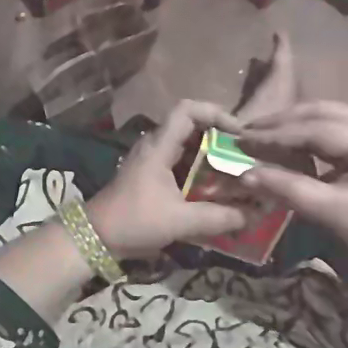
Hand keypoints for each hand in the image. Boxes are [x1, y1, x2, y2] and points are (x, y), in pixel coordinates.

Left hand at [86, 101, 247, 259]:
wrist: (96, 237)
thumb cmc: (134, 221)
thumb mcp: (179, 221)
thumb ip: (217, 217)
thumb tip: (251, 216)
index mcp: (159, 146)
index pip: (187, 109)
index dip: (215, 112)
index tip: (238, 132)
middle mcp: (156, 146)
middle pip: (192, 126)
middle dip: (220, 137)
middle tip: (244, 155)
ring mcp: (152, 161)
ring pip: (188, 146)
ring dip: (212, 155)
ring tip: (237, 171)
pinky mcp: (152, 176)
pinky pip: (181, 163)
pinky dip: (201, 170)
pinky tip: (217, 189)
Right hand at [240, 102, 347, 283]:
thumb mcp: (336, 214)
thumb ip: (290, 190)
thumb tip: (245, 175)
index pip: (316, 128)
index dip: (276, 133)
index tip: (241, 140)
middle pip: (322, 113)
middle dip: (281, 122)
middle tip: (244, 133)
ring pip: (328, 116)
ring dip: (293, 124)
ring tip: (260, 136)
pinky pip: (335, 129)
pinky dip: (308, 133)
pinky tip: (288, 144)